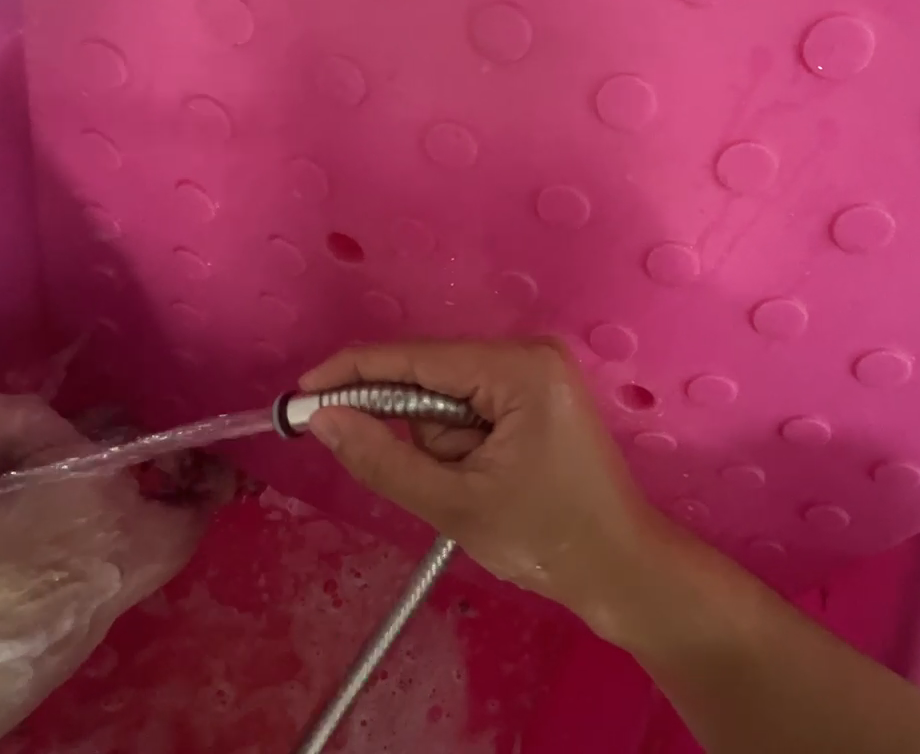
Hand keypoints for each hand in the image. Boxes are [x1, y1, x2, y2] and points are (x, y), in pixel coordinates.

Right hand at [299, 339, 673, 632]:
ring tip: (480, 487)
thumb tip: (322, 418)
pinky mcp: (538, 392)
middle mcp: (529, 353)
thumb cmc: (545, 539)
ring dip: (444, 443)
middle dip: (417, 430)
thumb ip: (382, 458)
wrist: (620, 567)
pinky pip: (474, 404)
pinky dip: (462, 440)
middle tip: (442, 482)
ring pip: (450, 395)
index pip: (416, 359)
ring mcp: (538, 371)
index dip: (353, 374)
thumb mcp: (454, 504)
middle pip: (433, 376)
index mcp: (518, 368)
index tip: (299, 397)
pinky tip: (490, 476)